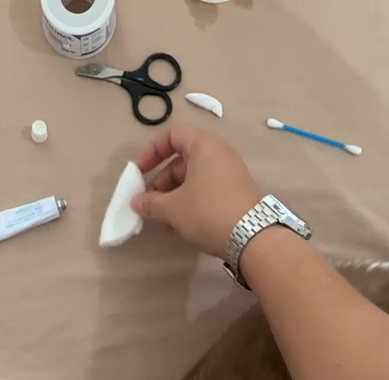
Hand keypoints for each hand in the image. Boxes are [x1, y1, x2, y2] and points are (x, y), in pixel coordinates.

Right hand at [130, 124, 265, 259]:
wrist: (252, 235)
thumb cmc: (208, 212)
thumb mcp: (173, 208)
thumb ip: (151, 203)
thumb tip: (136, 203)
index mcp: (203, 145)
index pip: (172, 135)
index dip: (151, 151)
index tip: (139, 173)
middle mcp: (218, 152)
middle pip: (181, 159)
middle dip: (160, 182)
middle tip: (149, 204)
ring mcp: (228, 172)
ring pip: (192, 178)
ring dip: (172, 197)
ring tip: (162, 220)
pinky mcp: (233, 190)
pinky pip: (204, 189)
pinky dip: (189, 201)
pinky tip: (179, 224)